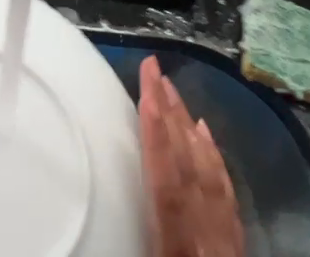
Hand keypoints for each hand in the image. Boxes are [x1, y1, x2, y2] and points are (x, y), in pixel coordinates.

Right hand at [139, 56, 244, 256]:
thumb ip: (121, 244)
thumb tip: (74, 236)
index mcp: (181, 254)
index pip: (170, 187)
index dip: (158, 137)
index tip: (147, 90)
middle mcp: (208, 245)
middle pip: (192, 172)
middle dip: (173, 118)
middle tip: (155, 72)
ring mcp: (226, 248)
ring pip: (212, 180)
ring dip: (192, 132)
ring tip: (175, 93)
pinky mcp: (235, 253)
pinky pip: (226, 198)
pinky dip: (214, 162)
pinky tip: (206, 140)